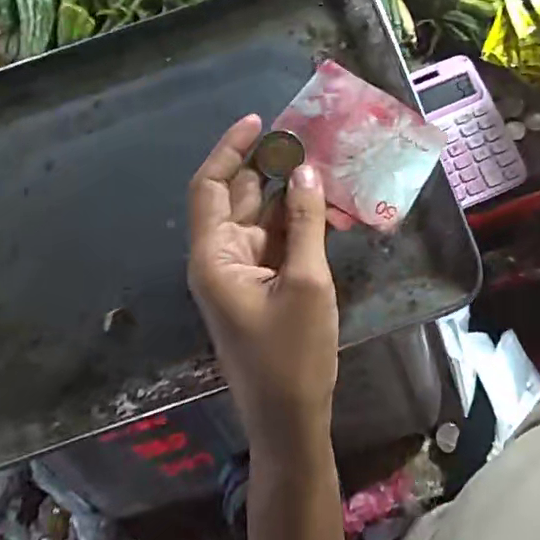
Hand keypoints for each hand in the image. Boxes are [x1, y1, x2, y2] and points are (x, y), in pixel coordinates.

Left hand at [187, 115, 338, 459]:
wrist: (289, 418)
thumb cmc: (293, 354)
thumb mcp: (307, 282)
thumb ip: (307, 223)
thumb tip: (307, 171)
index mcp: (215, 256)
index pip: (212, 187)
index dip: (231, 150)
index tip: (259, 121)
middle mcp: (222, 258)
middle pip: (238, 198)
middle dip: (269, 168)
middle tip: (307, 140)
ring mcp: (243, 273)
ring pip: (262, 219)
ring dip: (290, 195)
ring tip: (325, 167)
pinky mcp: (263, 285)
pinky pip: (277, 242)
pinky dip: (298, 223)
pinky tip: (327, 207)